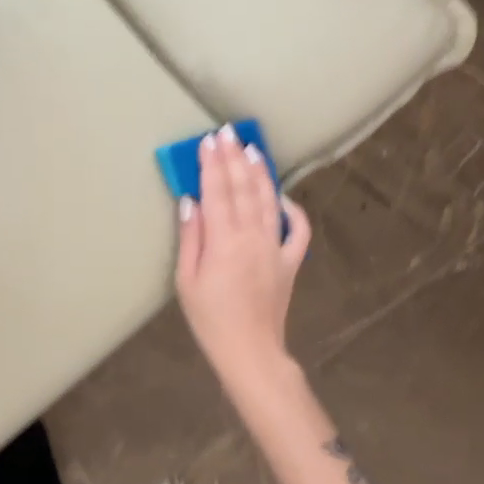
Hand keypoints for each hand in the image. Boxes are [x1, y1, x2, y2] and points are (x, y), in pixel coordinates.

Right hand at [173, 124, 312, 378]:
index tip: (208, 140)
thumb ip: (190, 237)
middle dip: (234, 158)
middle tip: (227, 133)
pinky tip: (282, 195)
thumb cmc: (209, 318)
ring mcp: (275, 248)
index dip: (212, 163)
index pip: (217, 191)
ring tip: (252, 149)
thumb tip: (189, 201)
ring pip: (268, 201)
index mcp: (224, 240)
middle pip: (243, 188)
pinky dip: (292, 209)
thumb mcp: (185, 279)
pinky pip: (297, 230)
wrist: (250, 351)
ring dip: (260, 173)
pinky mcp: (290, 262)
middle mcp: (253, 237)